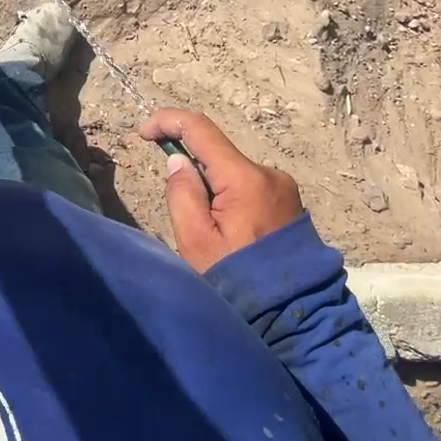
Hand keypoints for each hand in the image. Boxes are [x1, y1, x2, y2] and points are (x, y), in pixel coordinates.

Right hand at [140, 108, 303, 272]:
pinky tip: (230, 230)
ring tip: (211, 230)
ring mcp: (283, 188)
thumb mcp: (195, 240)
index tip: (144, 133)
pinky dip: (229, 195)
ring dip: (211, 185)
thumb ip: (181, 192)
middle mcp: (269, 174)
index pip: (199, 128)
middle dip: (190, 168)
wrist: (296, 319)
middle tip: (183, 211)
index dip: (167, 121)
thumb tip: (178, 161)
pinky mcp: (290, 202)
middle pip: (216, 153)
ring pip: (232, 171)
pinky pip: (249, 185)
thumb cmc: (237, 279)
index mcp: (244, 178)